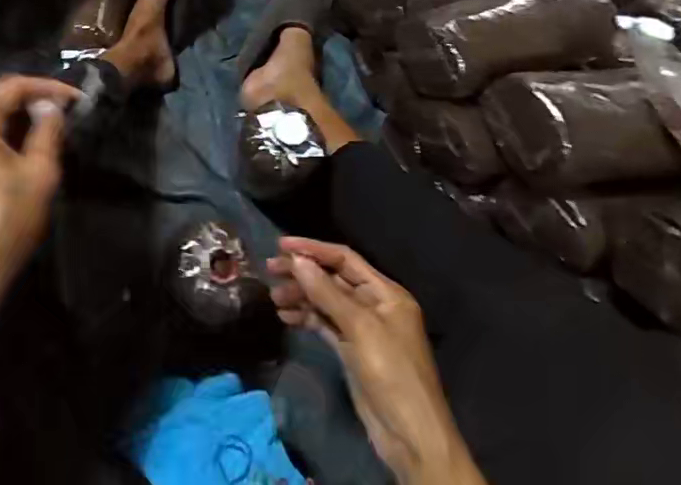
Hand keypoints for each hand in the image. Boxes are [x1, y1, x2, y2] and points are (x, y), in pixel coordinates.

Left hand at [0, 75, 80, 300]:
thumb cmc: (6, 221)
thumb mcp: (38, 172)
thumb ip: (47, 130)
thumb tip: (51, 105)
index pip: (10, 86)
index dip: (47, 86)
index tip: (78, 98)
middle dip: (35, 99)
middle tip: (69, 110)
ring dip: (23, 118)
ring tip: (55, 127)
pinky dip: (8, 136)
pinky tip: (31, 148)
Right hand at [268, 238, 485, 484]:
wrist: (410, 435)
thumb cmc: (392, 372)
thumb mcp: (360, 328)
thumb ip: (327, 292)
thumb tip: (298, 261)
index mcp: (385, 292)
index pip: (345, 259)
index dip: (313, 249)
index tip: (282, 245)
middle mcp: (374, 305)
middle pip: (333, 279)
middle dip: (303, 273)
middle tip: (270, 269)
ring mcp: (362, 329)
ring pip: (326, 302)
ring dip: (301, 296)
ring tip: (274, 297)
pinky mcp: (352, 351)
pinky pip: (325, 325)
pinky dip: (307, 318)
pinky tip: (286, 317)